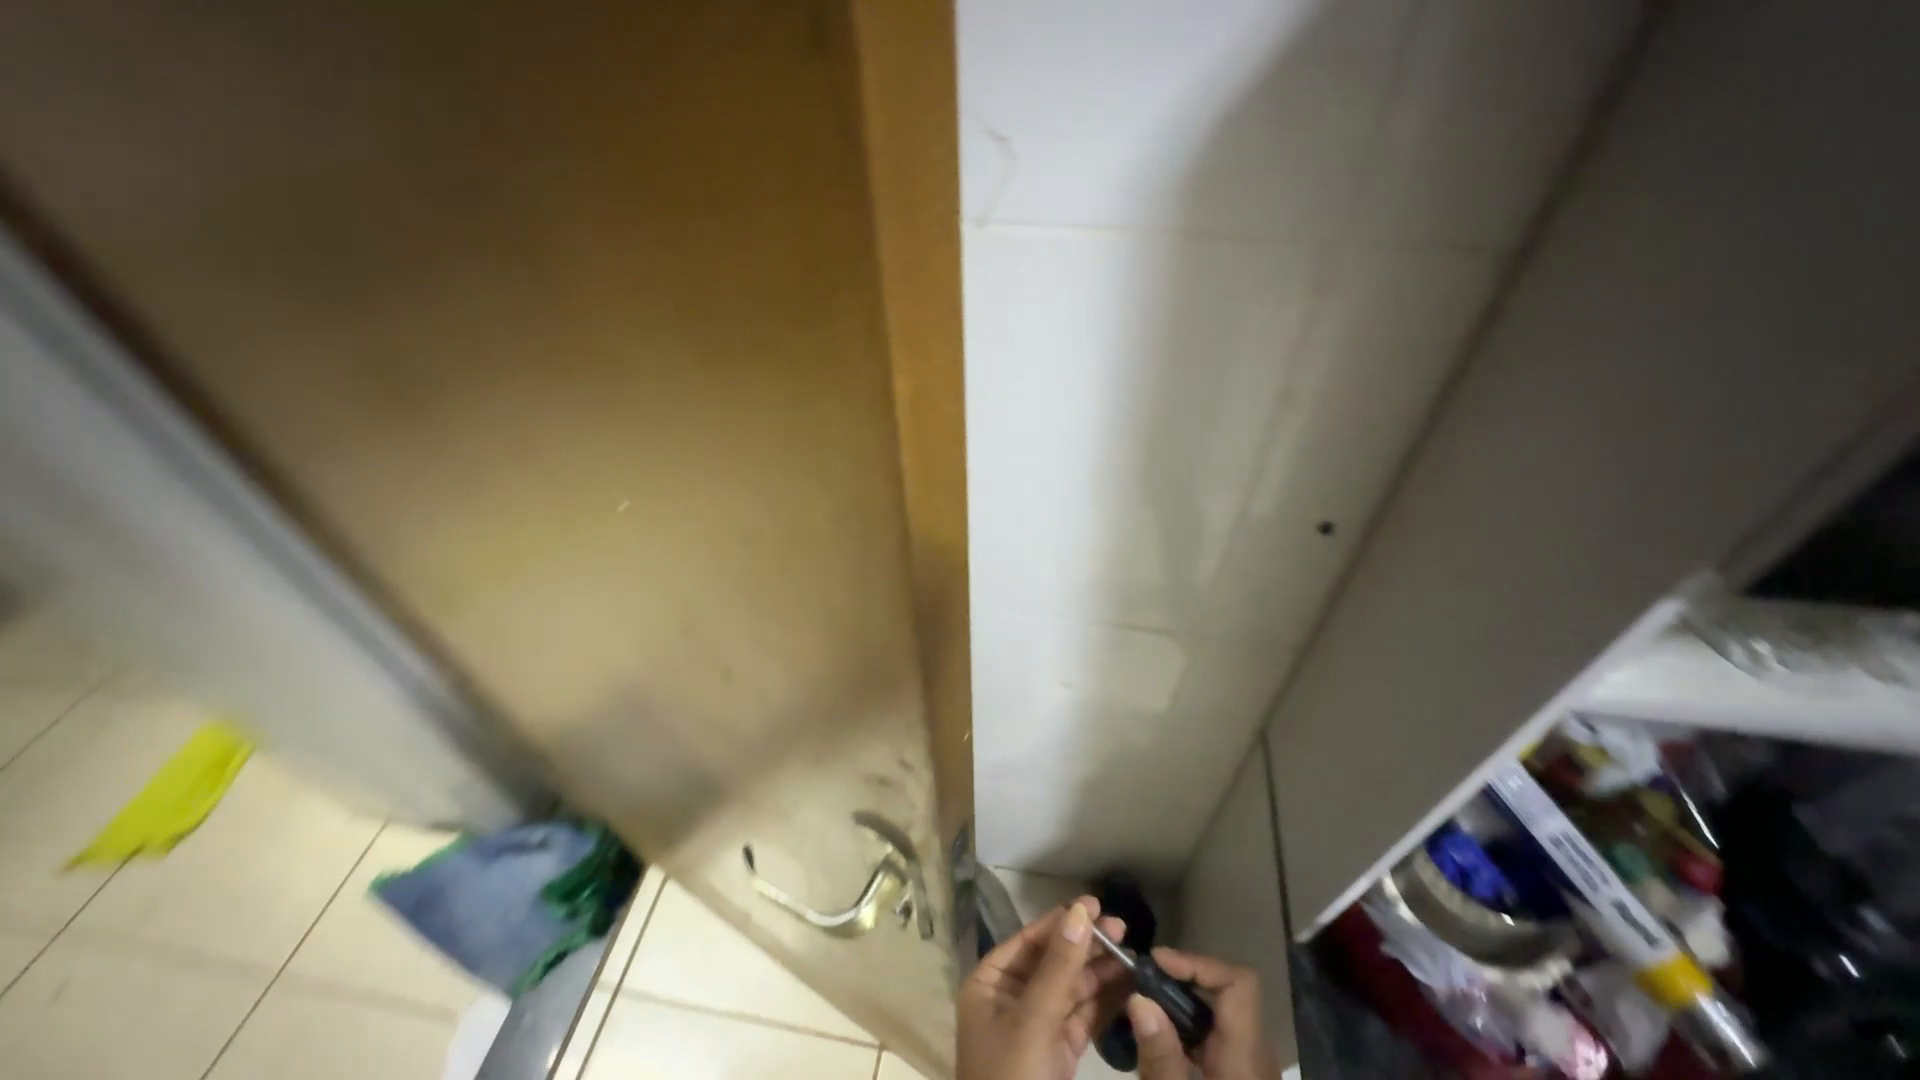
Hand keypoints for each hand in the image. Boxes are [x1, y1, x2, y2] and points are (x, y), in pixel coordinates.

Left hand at [958, 896, 1130, 1079]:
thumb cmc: (1010, 1076)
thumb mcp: (1032, 1020)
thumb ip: (1058, 967)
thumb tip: (1080, 913)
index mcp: (989, 985)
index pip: (1028, 942)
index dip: (1061, 922)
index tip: (1095, 904)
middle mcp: (1010, 1000)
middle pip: (1052, 962)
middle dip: (1086, 946)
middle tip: (1123, 930)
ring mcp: (1035, 1026)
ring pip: (1071, 989)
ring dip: (1101, 973)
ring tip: (1134, 955)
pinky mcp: (1058, 1052)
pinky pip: (1082, 1017)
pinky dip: (1104, 1003)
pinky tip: (1129, 987)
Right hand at [1128, 948, 1283, 1079]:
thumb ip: (1160, 1055)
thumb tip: (1138, 998)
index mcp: (1247, 1054)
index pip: (1238, 981)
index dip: (1197, 962)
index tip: (1156, 962)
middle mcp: (1258, 1051)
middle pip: (1227, 992)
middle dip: (1183, 980)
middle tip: (1142, 984)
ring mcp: (1253, 1065)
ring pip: (1222, 1013)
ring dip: (1183, 1003)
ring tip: (1146, 1008)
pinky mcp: (1243, 1075)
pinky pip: (1220, 1035)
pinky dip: (1190, 1026)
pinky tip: (1164, 1041)